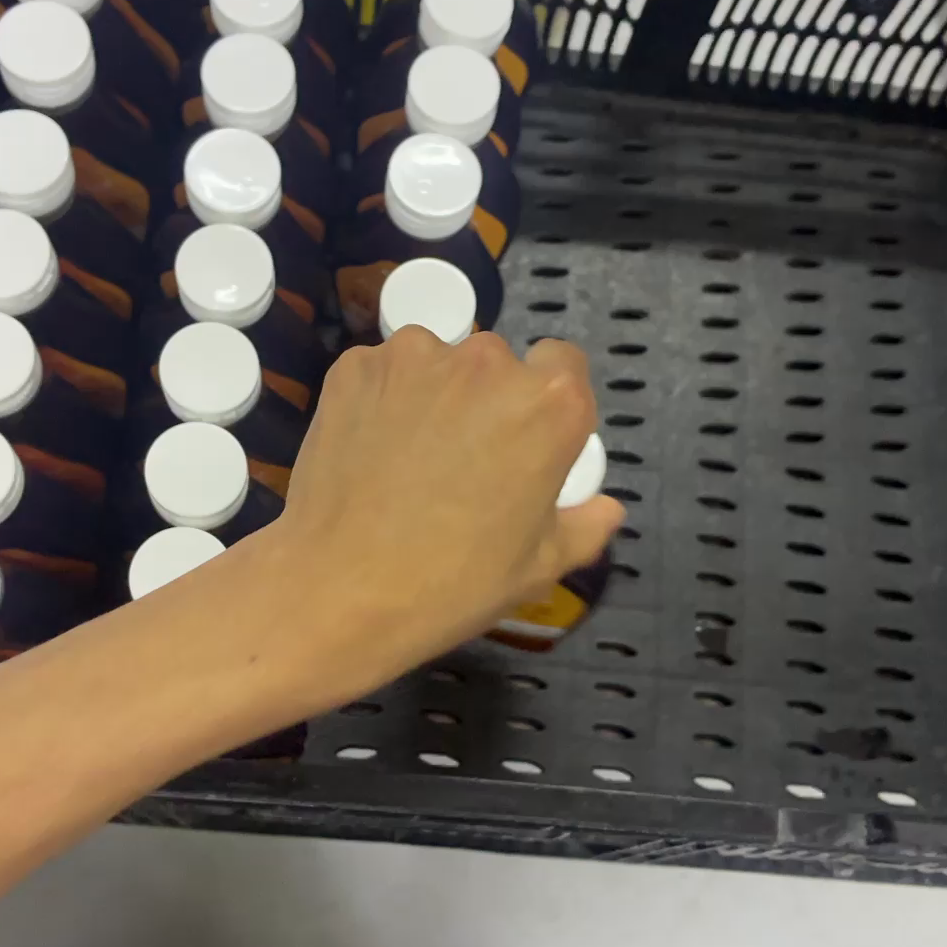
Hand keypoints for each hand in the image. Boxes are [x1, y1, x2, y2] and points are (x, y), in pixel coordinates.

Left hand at [266, 328, 624, 703]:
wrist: (340, 590)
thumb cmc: (454, 583)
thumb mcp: (539, 568)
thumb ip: (584, 526)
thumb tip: (606, 508)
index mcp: (549, 403)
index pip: (565, 366)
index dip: (548, 403)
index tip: (527, 441)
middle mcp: (488, 361)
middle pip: (499, 366)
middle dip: (488, 402)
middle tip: (464, 462)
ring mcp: (414, 356)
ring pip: (436, 364)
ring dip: (434, 395)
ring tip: (409, 458)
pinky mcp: (354, 367)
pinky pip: (383, 374)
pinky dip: (382, 399)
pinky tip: (369, 450)